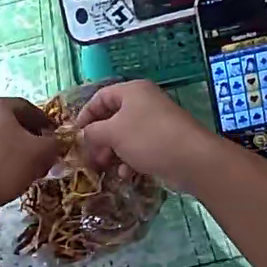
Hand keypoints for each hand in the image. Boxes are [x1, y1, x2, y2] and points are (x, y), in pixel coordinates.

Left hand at [0, 97, 61, 218]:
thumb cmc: (6, 165)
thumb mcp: (42, 153)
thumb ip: (55, 143)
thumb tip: (56, 143)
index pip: (28, 107)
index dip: (46, 122)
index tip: (56, 138)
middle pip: (11, 123)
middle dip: (31, 139)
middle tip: (44, 156)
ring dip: (17, 151)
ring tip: (28, 170)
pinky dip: (0, 161)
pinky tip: (8, 178)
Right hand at [73, 80, 222, 191]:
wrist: (191, 159)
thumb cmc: (148, 138)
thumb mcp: (113, 133)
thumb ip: (93, 132)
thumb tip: (84, 135)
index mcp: (132, 91)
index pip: (100, 97)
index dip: (85, 115)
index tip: (75, 135)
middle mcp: (144, 103)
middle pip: (113, 118)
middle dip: (99, 139)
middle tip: (89, 157)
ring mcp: (156, 123)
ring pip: (125, 136)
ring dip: (112, 152)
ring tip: (104, 168)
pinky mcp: (165, 143)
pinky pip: (140, 149)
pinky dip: (129, 160)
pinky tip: (126, 174)